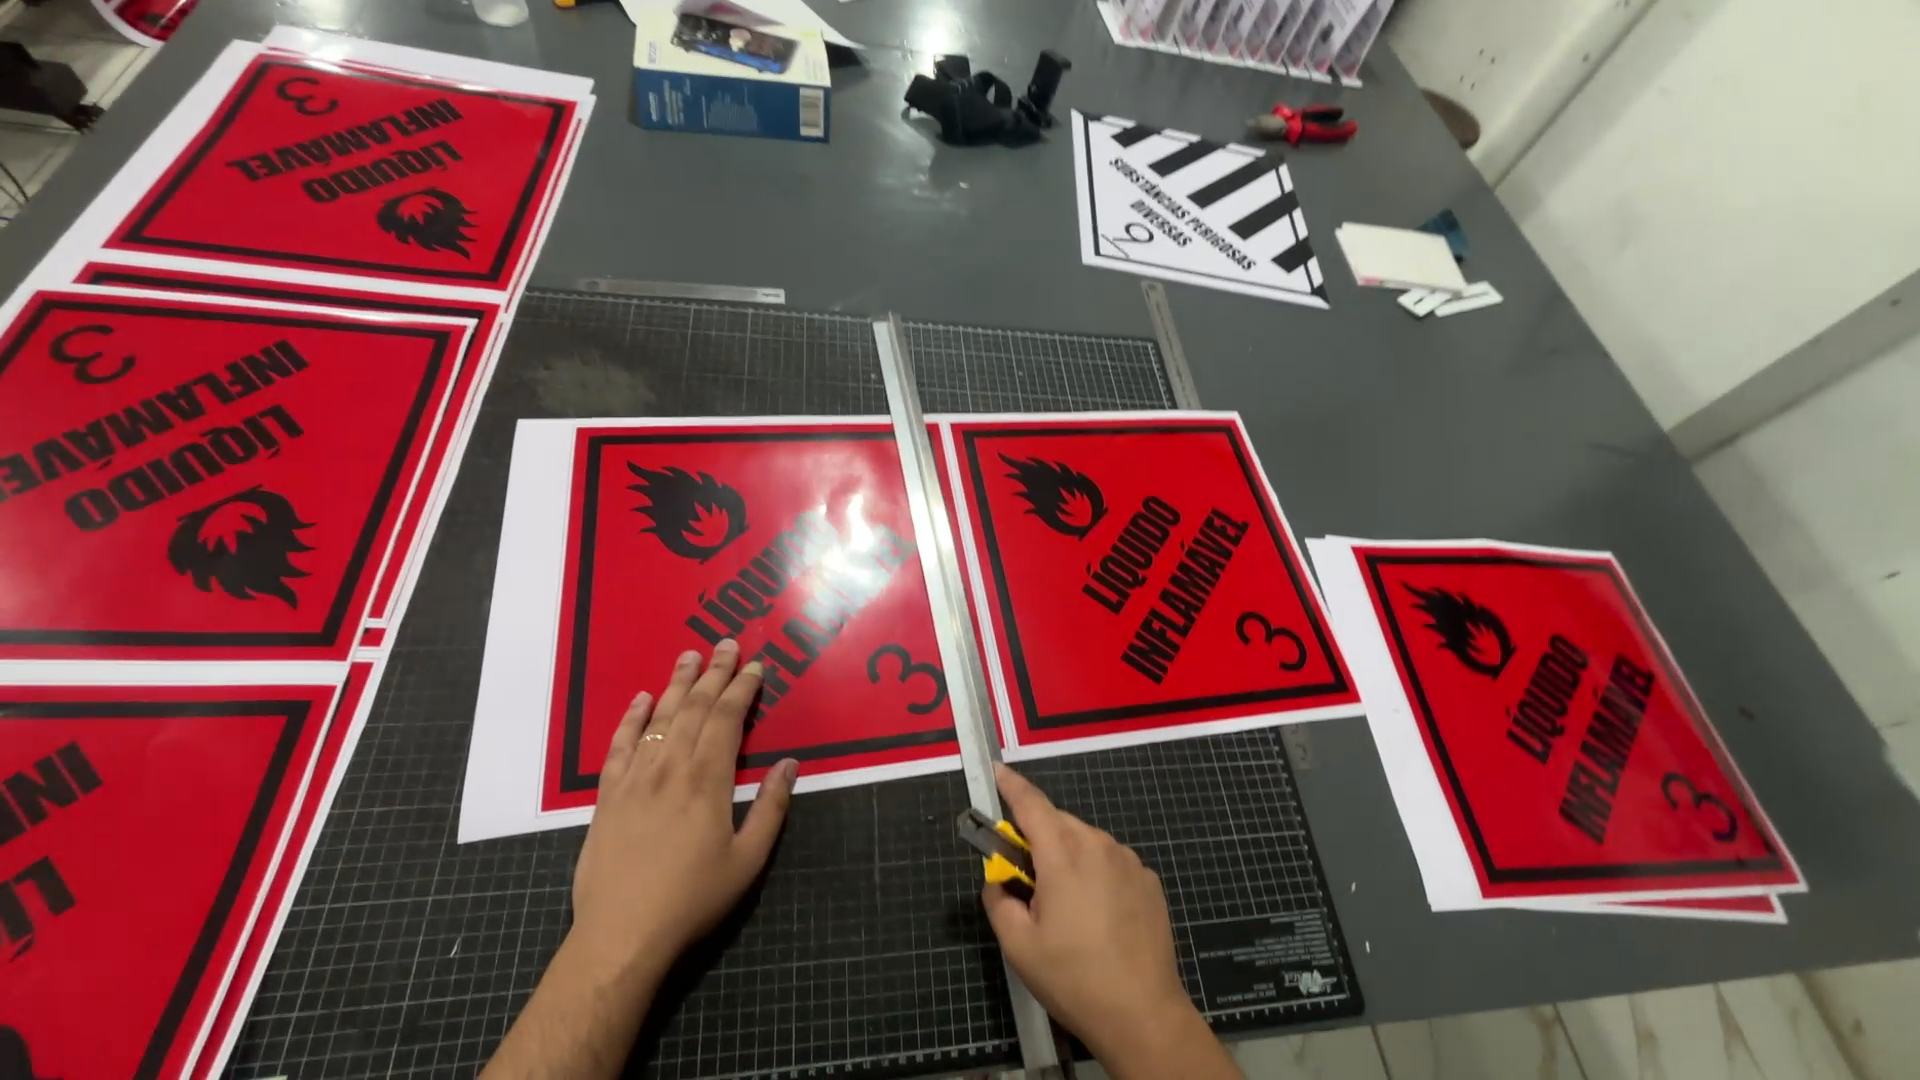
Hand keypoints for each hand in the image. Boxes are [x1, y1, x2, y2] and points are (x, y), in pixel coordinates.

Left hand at [570, 640, 798, 970]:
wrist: (621, 935)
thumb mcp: (748, 860)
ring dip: (676, 684)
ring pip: (658, 719)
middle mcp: (670, 768)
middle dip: (714, 673)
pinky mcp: (607, 796)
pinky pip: (619, 746)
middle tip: (726, 644)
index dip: (742, 689)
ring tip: (689, 656)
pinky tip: (640, 700)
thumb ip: (770, 808)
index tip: (756, 666)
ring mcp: (634, 779)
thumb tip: (790, 764)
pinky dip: (630, 719)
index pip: (726, 719)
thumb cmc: (693, 900)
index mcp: (707, 781)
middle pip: (693, 708)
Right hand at [979, 764, 1198, 1062]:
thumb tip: (998, 880)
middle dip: (1036, 838)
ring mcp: (1129, 861)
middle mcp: (1098, 845)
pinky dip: (1095, 873)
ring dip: (1067, 857)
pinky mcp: (1148, 880)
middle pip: (1058, 823)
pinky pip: (1110, 862)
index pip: (1030, 804)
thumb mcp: (1017, 945)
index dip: (1010, 785)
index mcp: (1063, 854)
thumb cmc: (1073, 978)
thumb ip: (998, 900)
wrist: (1142, 1014)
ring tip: (1064, 907)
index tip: (997, 772)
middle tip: (1025, 878)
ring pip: (1085, 841)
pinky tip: (1096, 915)